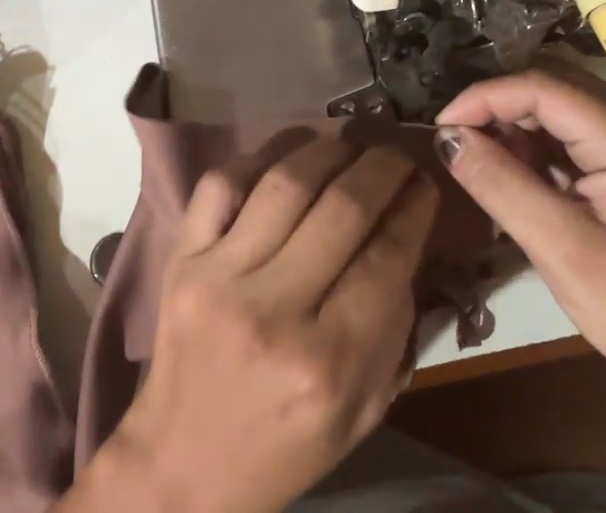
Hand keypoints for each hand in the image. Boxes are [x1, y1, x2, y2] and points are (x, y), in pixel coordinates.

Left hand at [63, 139, 439, 512]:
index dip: (414, 208)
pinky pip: (221, 184)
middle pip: (343, 208)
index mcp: (328, 362)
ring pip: (286, 183)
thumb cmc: (285, 447)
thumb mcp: (365, 410)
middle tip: (398, 154)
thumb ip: (395, 327)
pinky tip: (290, 152)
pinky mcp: (181, 260)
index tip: (425, 184)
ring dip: (329, 150)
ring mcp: (219, 279)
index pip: (387, 256)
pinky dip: (260, 155)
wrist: (180, 464)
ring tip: (352, 142)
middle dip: (383, 167)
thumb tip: (406, 237)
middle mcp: (273, 311)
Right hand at [436, 70, 605, 512]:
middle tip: (456, 142)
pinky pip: (571, 125)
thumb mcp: (558, 249)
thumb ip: (500, 185)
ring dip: (514, 121)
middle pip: (554, 82)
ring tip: (480, 160)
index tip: (441, 127)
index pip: (546, 87)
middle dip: (498, 105)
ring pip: (559, 100)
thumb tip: (445, 137)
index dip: (486, 97)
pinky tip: (512, 170)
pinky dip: (534, 139)